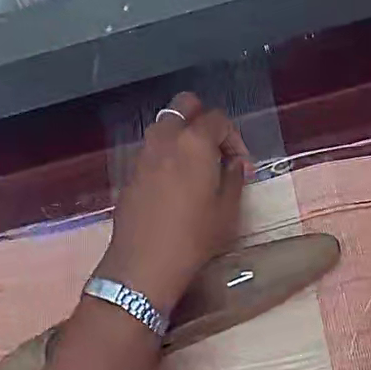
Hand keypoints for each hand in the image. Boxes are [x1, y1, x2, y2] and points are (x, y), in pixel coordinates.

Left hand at [93, 92, 251, 312]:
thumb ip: (233, 178)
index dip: (235, 138)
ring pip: (164, 126)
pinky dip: (165, 155)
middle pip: (185, 106)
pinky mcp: (130, 173)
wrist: (144, 264)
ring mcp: (143, 154)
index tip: (240, 165)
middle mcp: (165, 138)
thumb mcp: (227, 211)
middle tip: (216, 150)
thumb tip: (234, 164)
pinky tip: (174, 185)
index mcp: (194, 142)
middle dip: (203, 119)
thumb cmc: (194, 238)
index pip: (219, 119)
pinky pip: (151, 151)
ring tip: (196, 167)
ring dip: (182, 136)